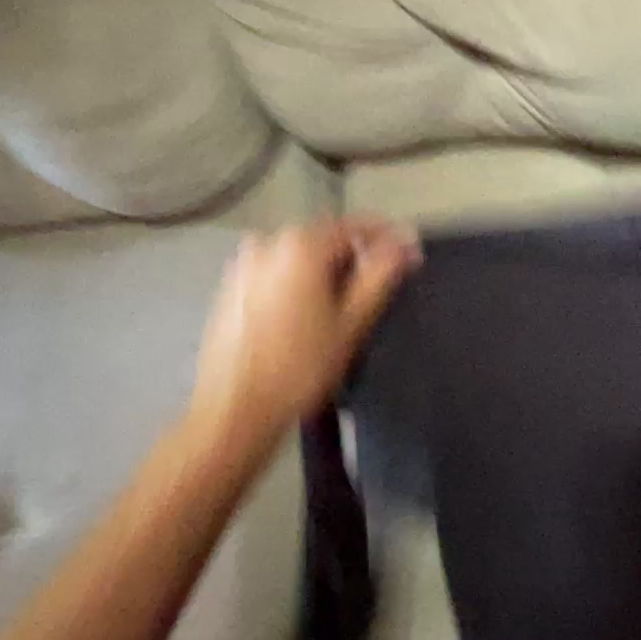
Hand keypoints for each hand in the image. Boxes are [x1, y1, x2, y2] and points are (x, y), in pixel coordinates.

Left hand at [188, 217, 421, 446]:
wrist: (232, 413)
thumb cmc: (299, 369)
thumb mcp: (352, 322)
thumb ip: (381, 274)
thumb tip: (405, 243)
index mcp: (300, 246)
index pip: (356, 226)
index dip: (388, 238)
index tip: (411, 254)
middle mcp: (267, 244)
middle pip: (325, 240)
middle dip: (355, 258)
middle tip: (378, 288)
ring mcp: (244, 266)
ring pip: (299, 258)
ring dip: (326, 272)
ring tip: (343, 308)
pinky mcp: (230, 289)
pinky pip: (276, 273)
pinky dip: (297, 284)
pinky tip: (307, 318)